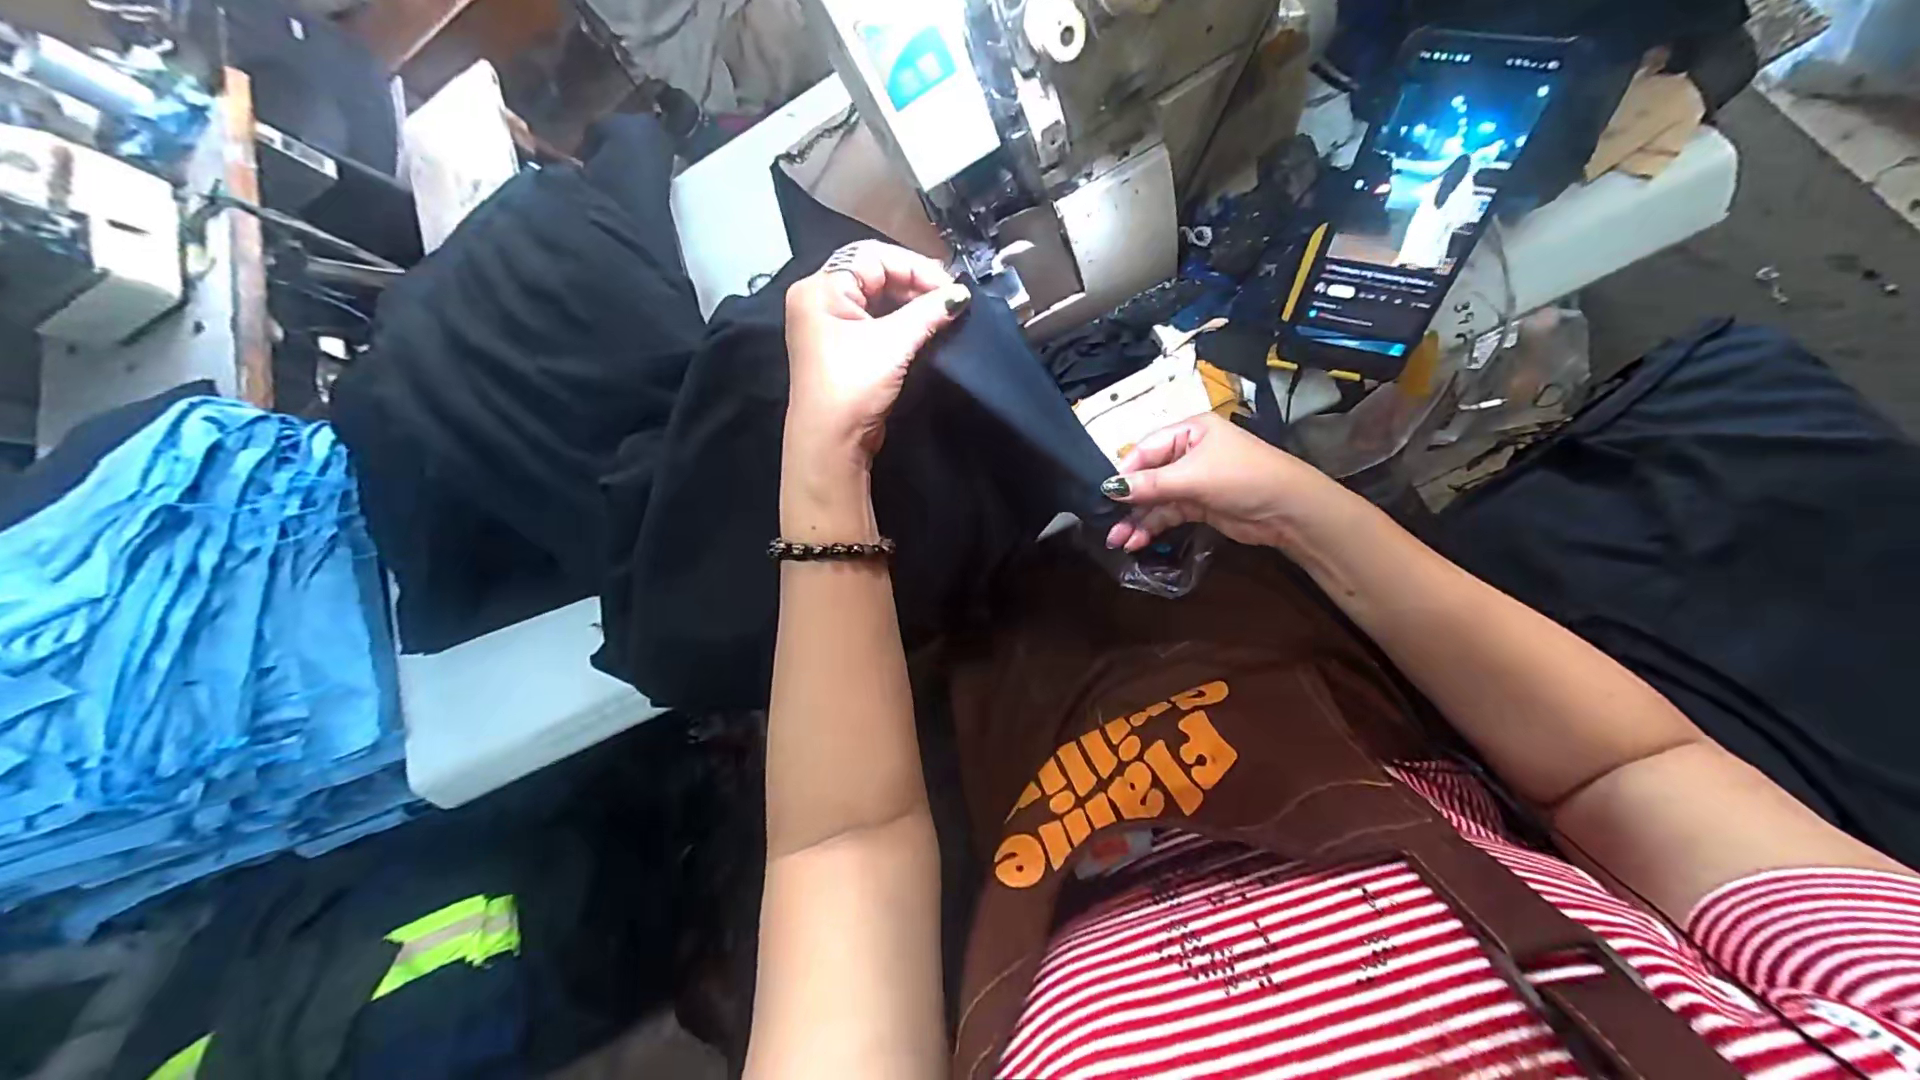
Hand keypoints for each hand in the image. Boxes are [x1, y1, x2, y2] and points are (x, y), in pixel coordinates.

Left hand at [783, 241, 971, 476]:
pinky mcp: (841, 345)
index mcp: (820, 288)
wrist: (830, 443)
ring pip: (876, 297)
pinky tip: (925, 327)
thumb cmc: (852, 389)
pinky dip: (900, 320)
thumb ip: (928, 313)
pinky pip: (874, 318)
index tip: (950, 288)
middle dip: (914, 284)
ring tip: (943, 313)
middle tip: (950, 300)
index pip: (874, 257)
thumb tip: (960, 295)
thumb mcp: (893, 344)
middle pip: (874, 273)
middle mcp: (819, 299)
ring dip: (910, 303)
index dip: (915, 268)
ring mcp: (829, 323)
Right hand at [1100, 412, 1346, 552]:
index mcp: (1190, 431)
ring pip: (1155, 500)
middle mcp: (1188, 453)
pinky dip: (1152, 527)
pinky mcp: (1198, 505)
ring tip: (1118, 541)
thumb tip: (1110, 488)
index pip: (1145, 449)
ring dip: (1136, 520)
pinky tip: (1136, 541)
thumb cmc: (1244, 478)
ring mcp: (1193, 480)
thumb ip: (1151, 484)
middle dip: (1127, 502)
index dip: (1125, 472)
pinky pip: (1167, 514)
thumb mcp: (1195, 477)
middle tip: (1107, 524)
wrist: (1291, 511)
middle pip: (1147, 477)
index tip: (1105, 495)